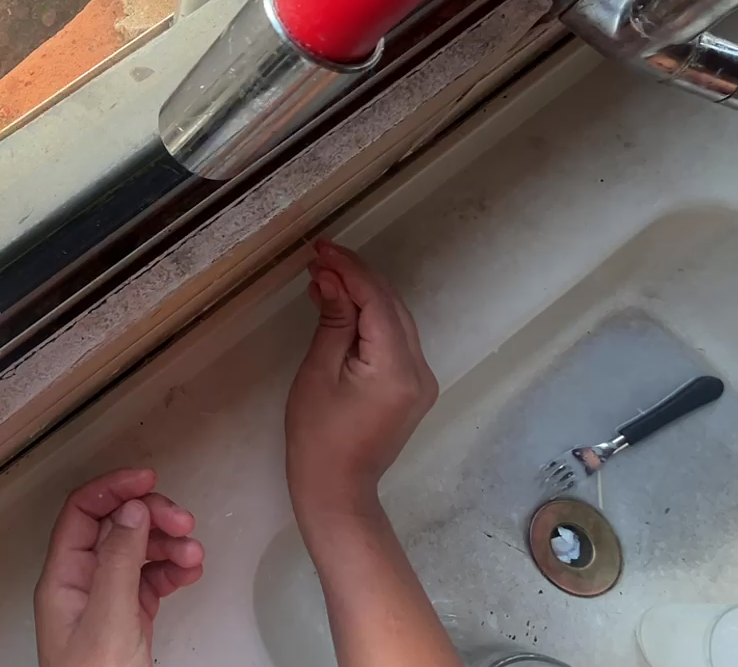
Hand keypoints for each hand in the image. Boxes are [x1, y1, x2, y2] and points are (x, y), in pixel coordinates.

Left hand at [33, 467, 204, 666]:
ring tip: (192, 551)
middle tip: (181, 520)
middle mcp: (82, 584)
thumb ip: (117, 561)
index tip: (146, 479)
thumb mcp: (108, 622)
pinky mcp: (128, 619)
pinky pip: (151, 579)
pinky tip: (189, 569)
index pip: (83, 511)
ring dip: (167, 542)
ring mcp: (106, 600)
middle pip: (115, 526)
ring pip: (136, 550)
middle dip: (150, 516)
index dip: (113, 488)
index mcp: (64, 578)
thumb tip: (129, 510)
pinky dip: (172, 568)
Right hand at [284, 239, 437, 518]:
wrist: (336, 488)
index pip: (377, 300)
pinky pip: (392, 338)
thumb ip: (332, 320)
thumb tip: (330, 277)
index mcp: (396, 368)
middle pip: (391, 305)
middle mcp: (420, 369)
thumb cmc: (317, 433)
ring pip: (394, 318)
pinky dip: (368, 317)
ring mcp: (420, 379)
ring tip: (322, 276)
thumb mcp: (318, 371)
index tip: (320, 249)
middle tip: (317, 257)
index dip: (349, 269)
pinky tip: (340, 305)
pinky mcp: (412, 386)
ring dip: (361, 294)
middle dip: (355, 276)